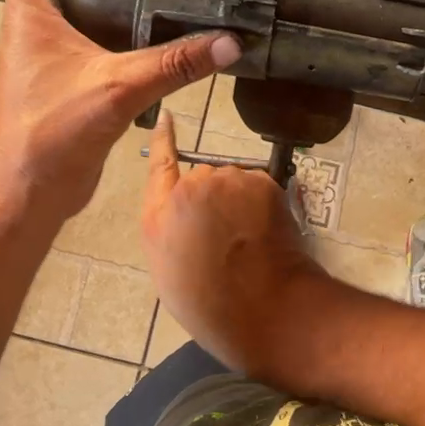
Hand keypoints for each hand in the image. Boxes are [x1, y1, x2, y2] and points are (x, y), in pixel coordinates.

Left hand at [0, 0, 240, 223]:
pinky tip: (148, 55)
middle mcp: (29, 30)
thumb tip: (230, 42)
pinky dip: (111, 41)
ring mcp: (41, 60)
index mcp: (29, 15)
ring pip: (71, 15)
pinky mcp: (56, 87)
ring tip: (153, 9)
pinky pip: (83, 48)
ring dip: (106, 7)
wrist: (22, 198)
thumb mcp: (119, 88)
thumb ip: (175, 64)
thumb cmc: (52, 132)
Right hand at [141, 112, 328, 376]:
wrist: (265, 308)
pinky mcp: (261, 180)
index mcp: (159, 215)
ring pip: (233, 181)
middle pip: (201, 176)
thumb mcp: (169, 271)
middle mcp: (190, 188)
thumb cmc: (210, 305)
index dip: (163, 139)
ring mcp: (228, 180)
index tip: (166, 117)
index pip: (159, 164)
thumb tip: (186, 216)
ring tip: (246, 238)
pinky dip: (261, 202)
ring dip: (238, 200)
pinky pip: (258, 185)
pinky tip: (264, 231)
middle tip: (224, 236)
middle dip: (212, 198)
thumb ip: (170, 230)